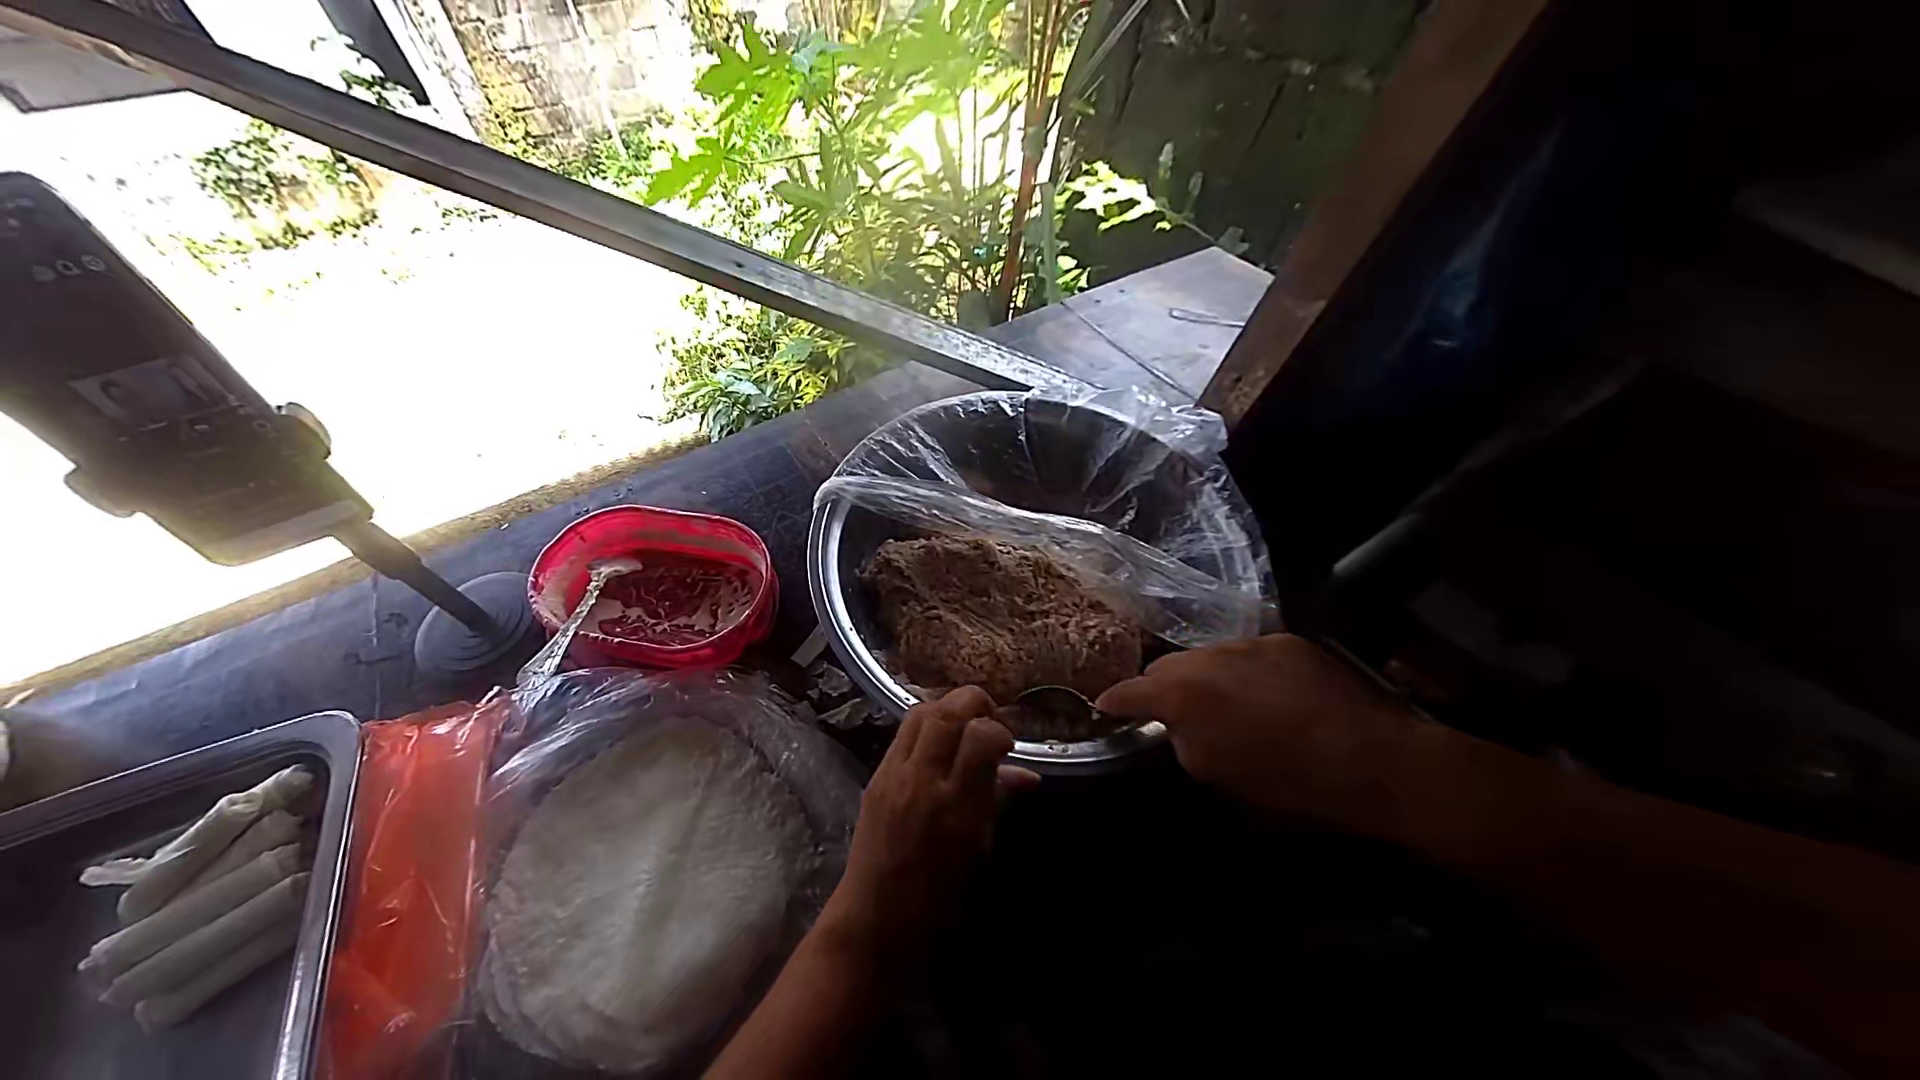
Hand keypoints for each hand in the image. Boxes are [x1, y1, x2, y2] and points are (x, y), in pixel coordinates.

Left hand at [821, 687, 1034, 967]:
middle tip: (989, 719)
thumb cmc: (940, 896)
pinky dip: (925, 726)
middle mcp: (922, 781)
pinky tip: (938, 743)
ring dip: (947, 708)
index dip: (999, 729)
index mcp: (956, 806)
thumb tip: (1027, 775)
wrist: (877, 919)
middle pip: (946, 711)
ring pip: (919, 712)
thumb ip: (1000, 800)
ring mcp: (893, 775)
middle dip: (974, 702)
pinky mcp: (875, 776)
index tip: (1008, 744)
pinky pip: (902, 733)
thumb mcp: (980, 849)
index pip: (981, 736)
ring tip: (963, 727)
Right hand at [1097, 634, 1432, 836]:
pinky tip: (1273, 697)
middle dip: (1163, 688)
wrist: (1373, 760)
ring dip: (1208, 678)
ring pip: (1209, 657)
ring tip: (1231, 705)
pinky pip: (1250, 654)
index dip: (1113, 702)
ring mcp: (1248, 644)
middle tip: (1176, 714)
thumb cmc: (1286, 782)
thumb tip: (1176, 725)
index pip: (1129, 691)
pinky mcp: (1286, 641)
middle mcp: (1206, 657)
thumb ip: (1181, 741)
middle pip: (1166, 667)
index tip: (1105, 707)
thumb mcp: (1215, 776)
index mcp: (1181, 695)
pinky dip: (1248, 673)